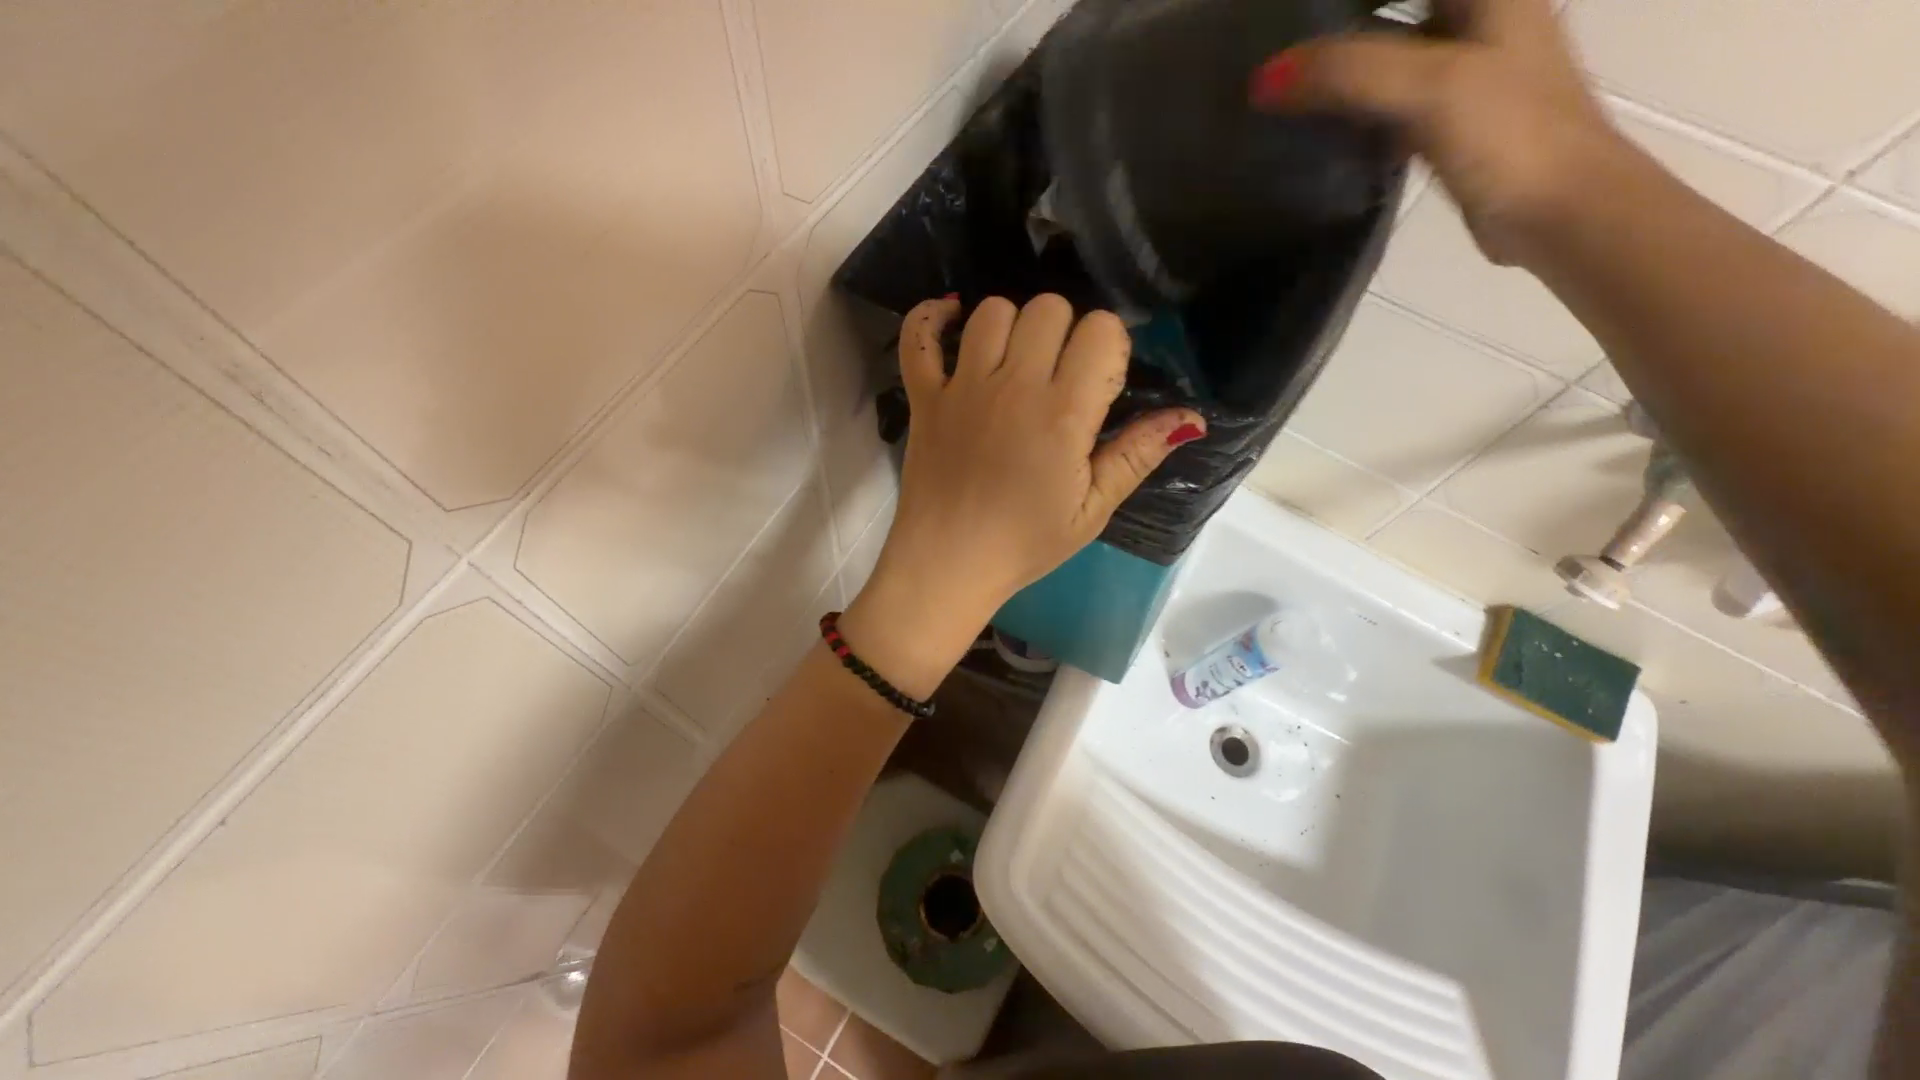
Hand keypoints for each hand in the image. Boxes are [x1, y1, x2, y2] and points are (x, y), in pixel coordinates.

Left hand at [838, 294, 1203, 696]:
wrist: (947, 565)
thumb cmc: (1025, 543)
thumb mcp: (1092, 510)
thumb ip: (1137, 454)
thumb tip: (1192, 417)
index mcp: (1063, 413)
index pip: (1102, 330)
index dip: (1110, 348)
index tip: (1102, 383)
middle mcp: (1012, 385)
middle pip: (1049, 307)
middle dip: (1066, 331)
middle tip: (1061, 375)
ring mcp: (962, 385)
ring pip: (993, 310)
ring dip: (1012, 326)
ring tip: (1015, 363)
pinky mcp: (924, 395)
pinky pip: (919, 335)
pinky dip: (932, 320)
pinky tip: (953, 322)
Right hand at [1254, 0, 1627, 265]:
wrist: (1560, 213)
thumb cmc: (1512, 135)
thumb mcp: (1429, 87)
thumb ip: (1346, 72)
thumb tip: (1263, 80)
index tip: (1286, 11)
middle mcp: (1476, 14)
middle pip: (1392, 4)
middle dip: (1336, 17)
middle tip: (1274, 32)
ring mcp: (1461, 67)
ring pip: (1384, 46)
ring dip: (1338, 59)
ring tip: (1280, 74)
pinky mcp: (1445, 117)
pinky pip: (1384, 95)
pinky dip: (1349, 102)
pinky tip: (1311, 117)